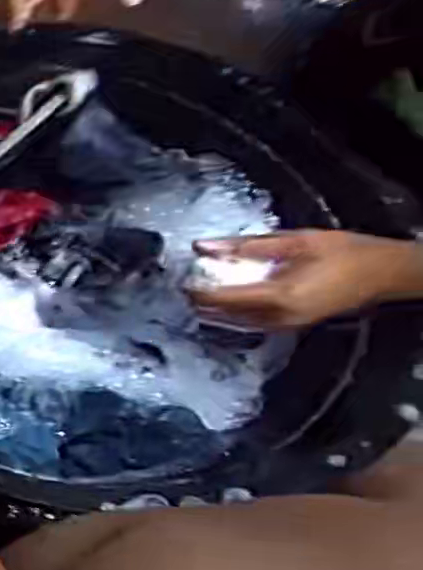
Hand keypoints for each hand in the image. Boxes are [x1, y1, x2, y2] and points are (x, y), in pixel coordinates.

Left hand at [188, 231, 422, 329]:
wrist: (392, 273)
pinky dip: (226, 310)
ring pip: (225, 319)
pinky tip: (219, 298)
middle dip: (196, 297)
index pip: (218, 298)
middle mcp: (275, 317)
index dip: (192, 289)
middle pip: (216, 311)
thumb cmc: (350, 253)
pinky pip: (242, 321)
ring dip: (207, 306)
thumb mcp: (299, 242)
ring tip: (195, 287)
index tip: (176, 277)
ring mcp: (279, 325)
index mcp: (279, 297)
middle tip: (180, 281)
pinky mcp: (283, 327)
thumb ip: (248, 245)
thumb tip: (202, 245)